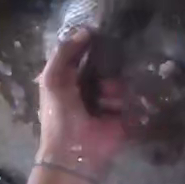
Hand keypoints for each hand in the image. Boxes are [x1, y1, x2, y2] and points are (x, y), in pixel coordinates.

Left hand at [36, 30, 127, 178]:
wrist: (73, 152)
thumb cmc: (59, 114)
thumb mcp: (52, 79)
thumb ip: (64, 53)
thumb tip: (85, 31)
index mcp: (69, 79)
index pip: (83, 54)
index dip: (91, 44)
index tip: (103, 31)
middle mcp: (89, 89)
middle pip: (106, 67)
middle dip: (109, 65)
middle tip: (112, 61)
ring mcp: (107, 104)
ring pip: (120, 83)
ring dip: (114, 89)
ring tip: (106, 99)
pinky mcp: (123, 118)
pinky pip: (132, 102)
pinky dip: (126, 104)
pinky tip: (115, 109)